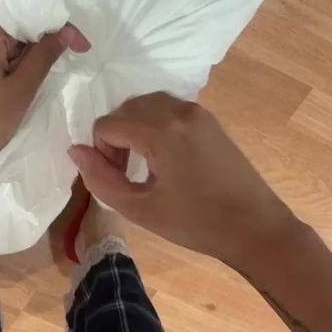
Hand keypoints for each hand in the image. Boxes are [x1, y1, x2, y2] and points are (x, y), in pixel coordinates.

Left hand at [0, 21, 90, 188]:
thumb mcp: (20, 90)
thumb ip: (44, 56)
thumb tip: (66, 31)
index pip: (29, 18)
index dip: (59, 30)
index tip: (84, 49)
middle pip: (15, 31)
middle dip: (40, 47)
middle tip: (64, 69)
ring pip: (3, 47)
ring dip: (24, 61)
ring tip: (39, 83)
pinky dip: (7, 69)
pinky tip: (17, 88)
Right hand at [68, 93, 300, 269]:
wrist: (255, 227)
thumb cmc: (196, 223)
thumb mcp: (140, 209)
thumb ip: (100, 179)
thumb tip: (75, 150)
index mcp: (161, 131)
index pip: (107, 125)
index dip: (102, 153)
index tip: (119, 179)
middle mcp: (178, 110)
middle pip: (125, 109)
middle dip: (116, 138)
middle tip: (127, 173)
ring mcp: (197, 111)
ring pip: (146, 104)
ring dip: (134, 128)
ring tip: (143, 164)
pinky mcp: (209, 118)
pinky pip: (168, 108)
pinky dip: (155, 124)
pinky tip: (164, 157)